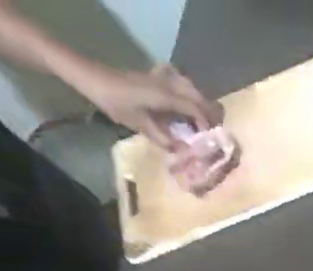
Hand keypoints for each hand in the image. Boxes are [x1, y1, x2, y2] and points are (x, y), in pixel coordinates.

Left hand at [76, 63, 221, 147]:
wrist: (98, 81)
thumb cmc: (118, 104)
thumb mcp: (141, 125)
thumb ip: (164, 138)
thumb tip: (184, 152)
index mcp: (167, 96)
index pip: (196, 110)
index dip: (207, 125)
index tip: (213, 141)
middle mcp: (170, 84)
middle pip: (199, 96)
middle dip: (209, 114)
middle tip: (214, 134)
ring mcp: (164, 78)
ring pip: (192, 89)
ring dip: (200, 104)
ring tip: (202, 124)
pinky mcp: (158, 77)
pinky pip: (180, 84)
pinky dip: (188, 95)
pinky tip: (185, 107)